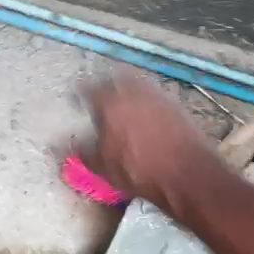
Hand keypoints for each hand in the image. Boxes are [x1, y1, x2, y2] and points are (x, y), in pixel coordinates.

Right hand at [78, 72, 219, 212]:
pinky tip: (147, 113)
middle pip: (115, 77)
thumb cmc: (139, 171)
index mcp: (109, 102)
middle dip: (106, 83)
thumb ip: (81, 151)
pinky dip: (148, 99)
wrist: (189, 176)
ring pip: (138, 82)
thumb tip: (63, 144)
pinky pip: (156, 94)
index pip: (87, 88)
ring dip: (129, 87)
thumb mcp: (102, 167)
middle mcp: (133, 92)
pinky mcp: (177, 105)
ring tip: (124, 101)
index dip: (79, 92)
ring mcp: (158, 96)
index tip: (75, 98)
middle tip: (101, 94)